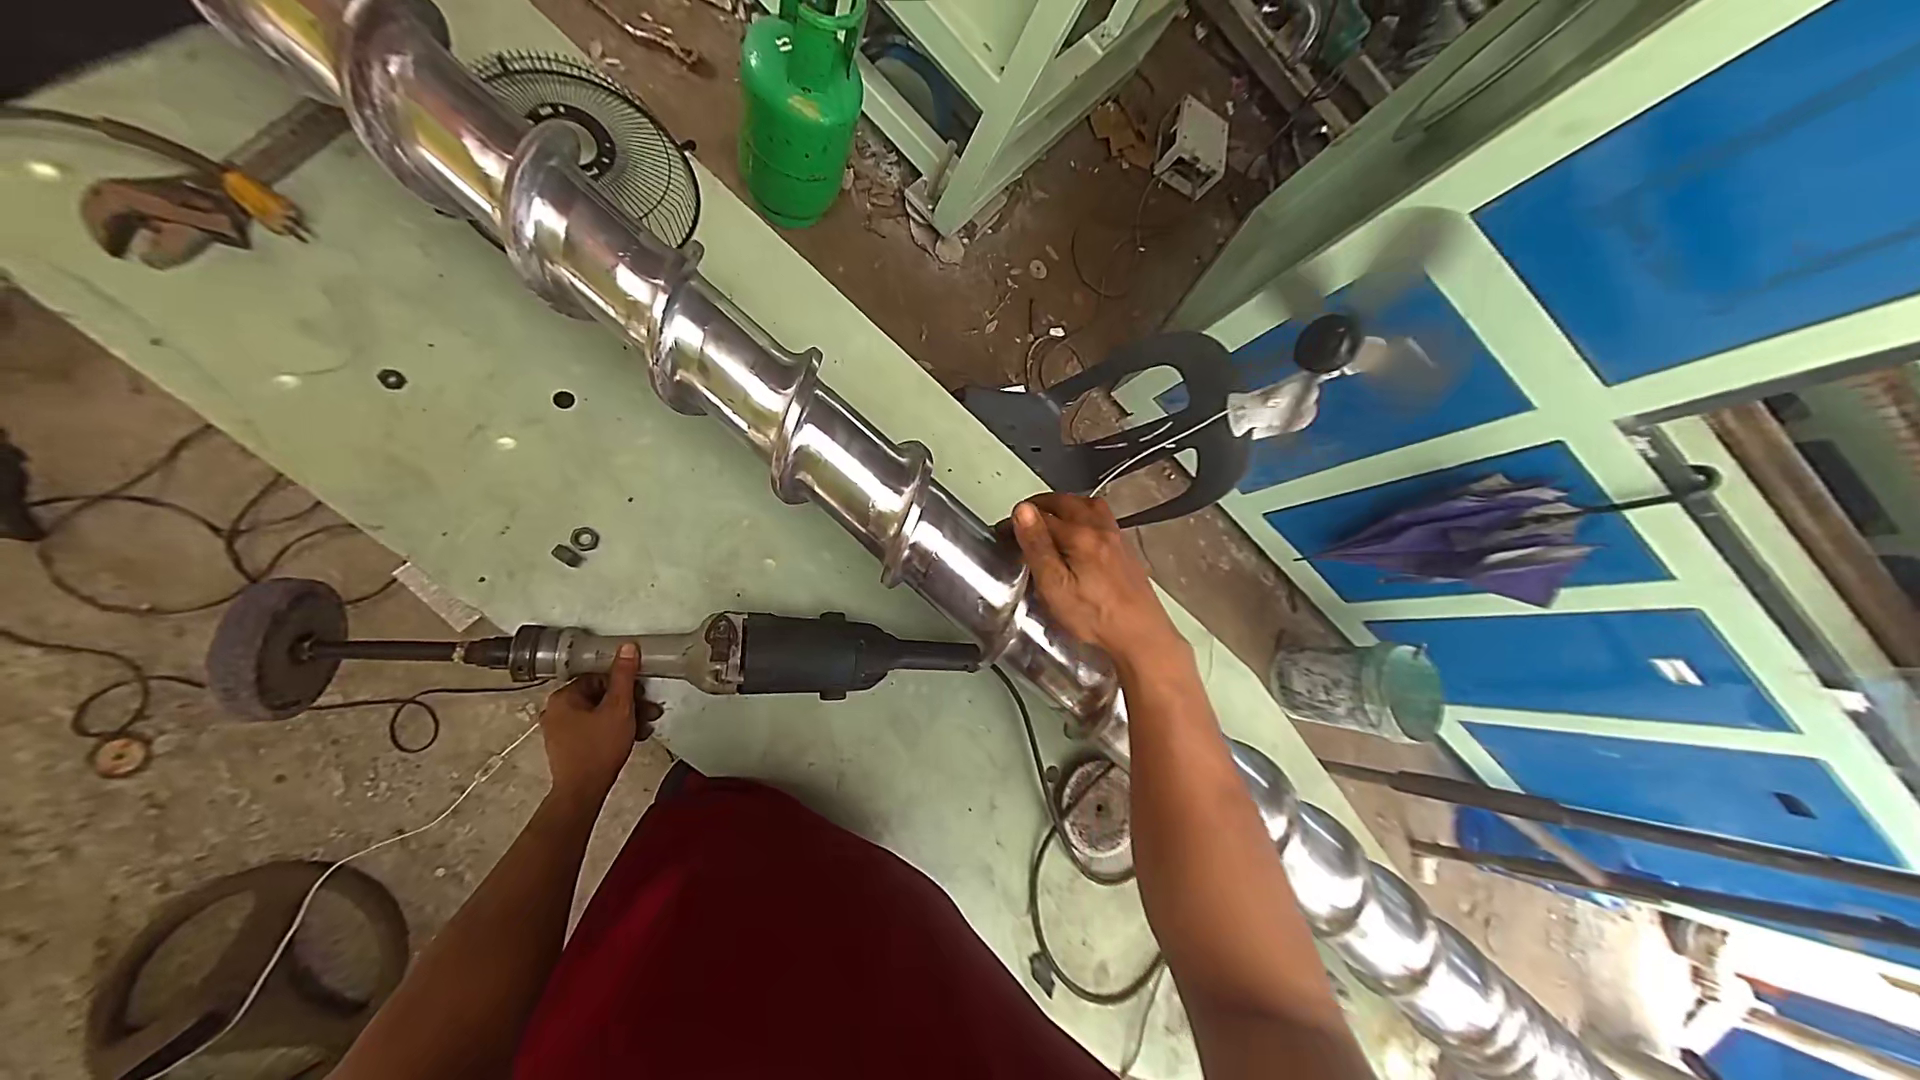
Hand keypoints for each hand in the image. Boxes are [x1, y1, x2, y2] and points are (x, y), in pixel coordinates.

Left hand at [537, 643, 656, 805]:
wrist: (583, 790)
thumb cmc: (598, 749)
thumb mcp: (619, 707)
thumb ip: (624, 676)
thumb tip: (626, 648)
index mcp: (563, 698)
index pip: (599, 677)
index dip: (624, 684)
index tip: (640, 693)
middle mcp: (556, 711)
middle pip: (600, 695)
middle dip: (628, 702)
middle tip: (648, 710)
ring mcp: (560, 730)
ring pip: (599, 713)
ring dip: (625, 716)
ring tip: (645, 725)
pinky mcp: (567, 746)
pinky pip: (594, 728)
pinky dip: (613, 729)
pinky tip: (632, 736)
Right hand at [1011, 494, 1184, 667]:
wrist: (1140, 636)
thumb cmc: (1097, 617)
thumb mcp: (1054, 586)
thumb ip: (1037, 546)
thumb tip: (1023, 511)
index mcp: (1080, 535)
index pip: (1041, 514)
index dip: (1019, 520)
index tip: (1006, 530)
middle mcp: (1100, 530)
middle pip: (1066, 502)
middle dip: (1041, 504)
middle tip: (1025, 515)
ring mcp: (1116, 538)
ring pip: (1088, 505)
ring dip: (1066, 505)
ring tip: (1051, 515)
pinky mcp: (1126, 551)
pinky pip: (1103, 519)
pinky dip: (1085, 516)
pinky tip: (1081, 532)